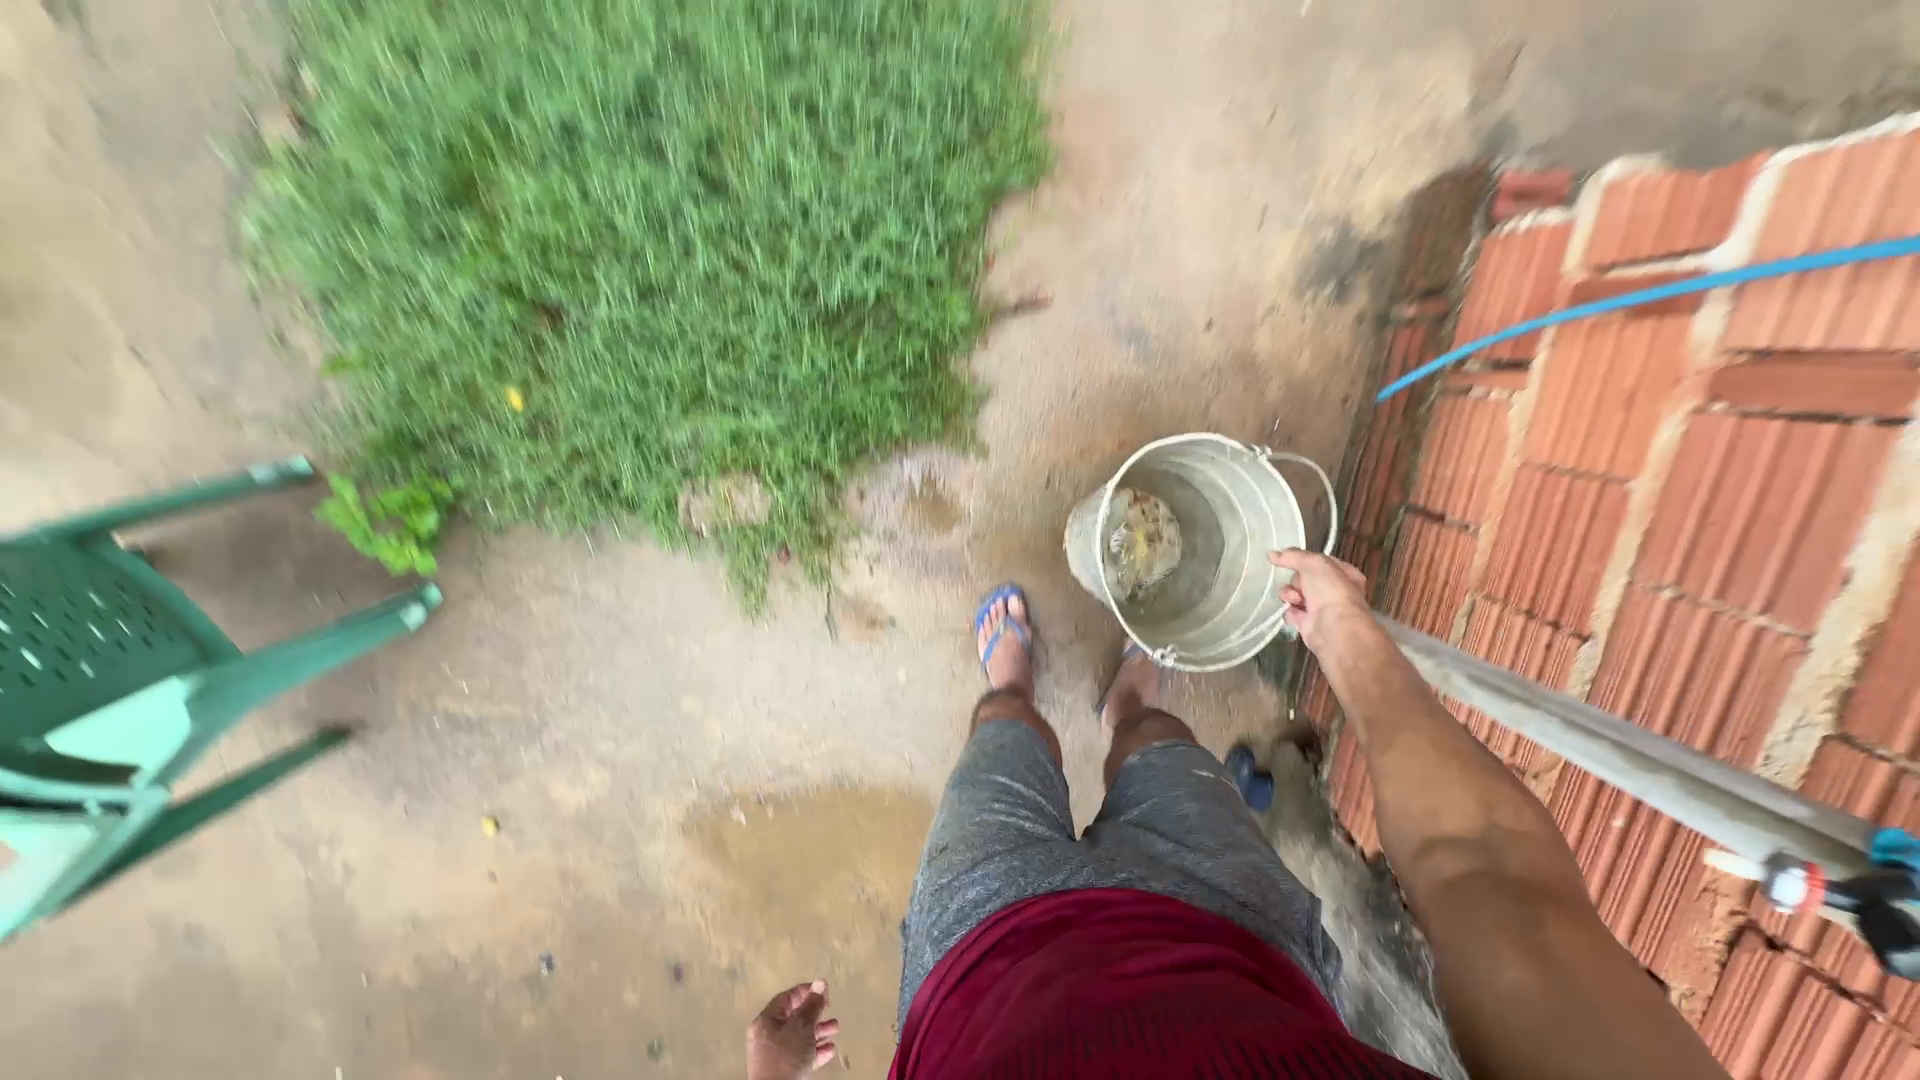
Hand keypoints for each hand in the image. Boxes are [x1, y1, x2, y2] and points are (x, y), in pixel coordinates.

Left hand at [747, 980, 838, 1079]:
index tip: (823, 991)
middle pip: (795, 1018)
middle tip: (831, 1010)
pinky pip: (800, 1056)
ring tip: (836, 1029)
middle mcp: (768, 1036)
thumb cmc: (787, 1055)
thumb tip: (820, 982)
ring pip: (800, 1038)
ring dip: (819, 1032)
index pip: (786, 998)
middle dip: (816, 1014)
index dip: (805, 991)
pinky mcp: (783, 1072)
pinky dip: (815, 1051)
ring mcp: (775, 1055)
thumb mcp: (802, 1026)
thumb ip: (812, 1005)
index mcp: (766, 1021)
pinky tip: (830, 1050)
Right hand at [1268, 549, 1369, 650]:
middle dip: (1297, 580)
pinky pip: (1292, 613)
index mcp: (1344, 574)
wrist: (1332, 626)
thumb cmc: (1330, 589)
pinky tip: (1294, 611)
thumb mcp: (1313, 562)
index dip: (1306, 561)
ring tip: (1295, 599)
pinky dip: (1290, 612)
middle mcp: (1335, 591)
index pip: (1321, 563)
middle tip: (1299, 585)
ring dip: (1290, 595)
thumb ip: (1293, 556)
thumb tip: (1272, 555)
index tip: (1291, 560)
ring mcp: (1323, 609)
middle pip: (1305, 579)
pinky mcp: (1310, 624)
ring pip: (1296, 595)